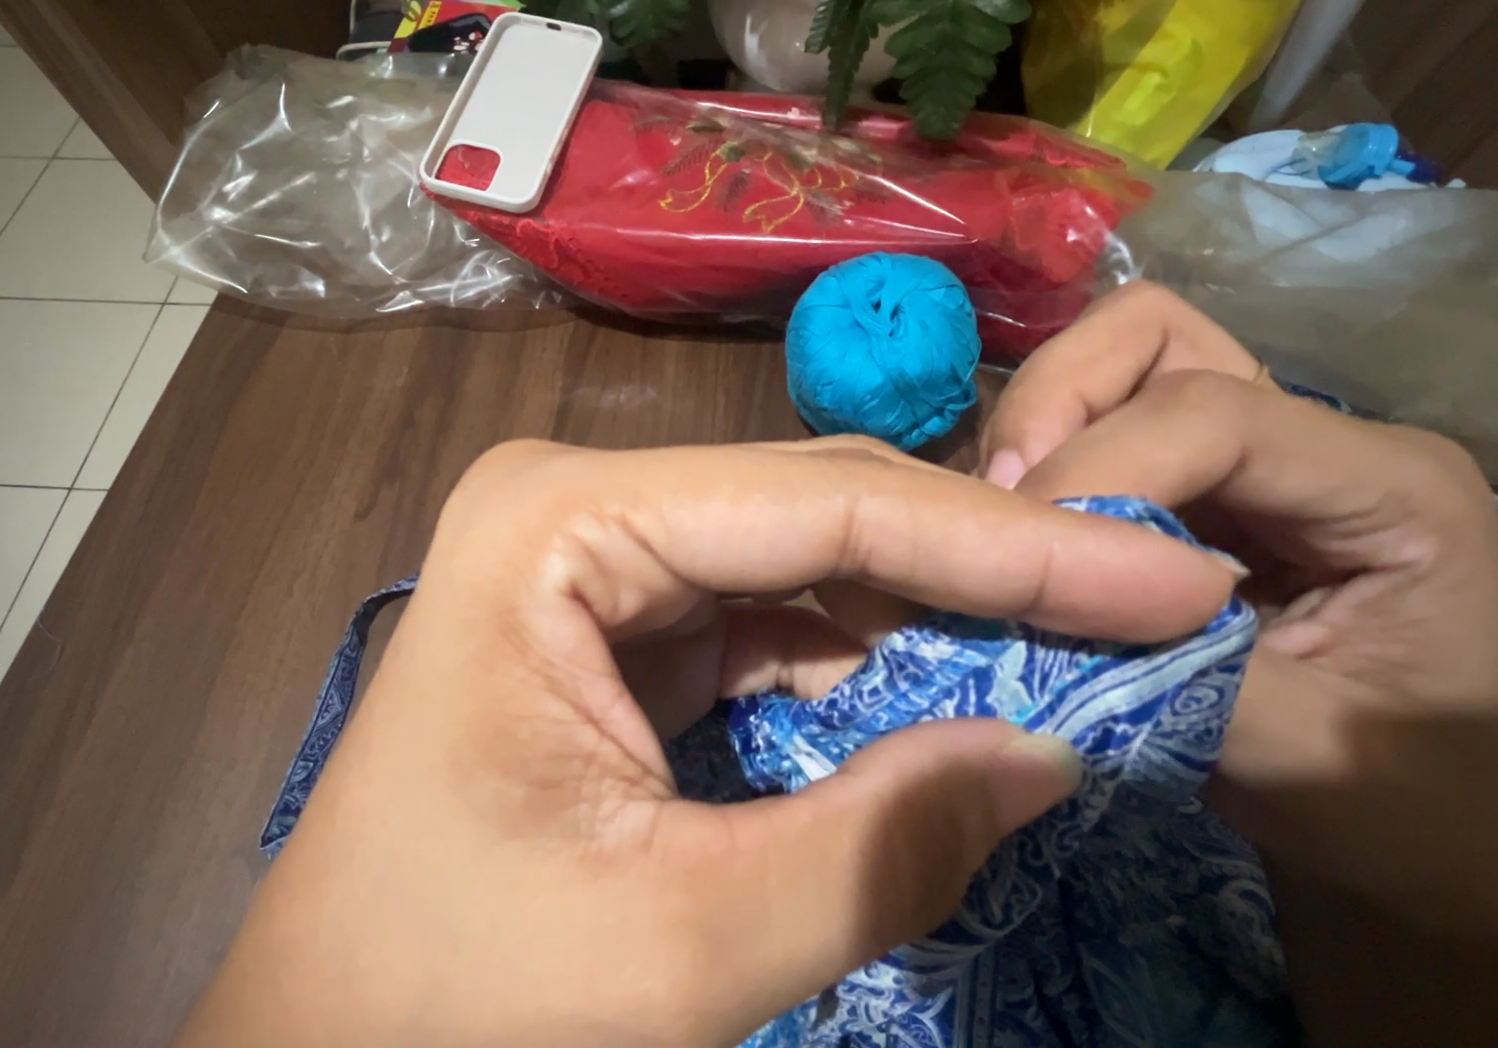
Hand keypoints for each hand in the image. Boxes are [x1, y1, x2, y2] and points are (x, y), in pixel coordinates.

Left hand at [177, 437, 1238, 1047]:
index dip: (1011, 545)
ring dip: (937, 605)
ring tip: (1085, 634)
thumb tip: (1048, 756)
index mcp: (558, 523)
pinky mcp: (615, 612)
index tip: (1171, 574)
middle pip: (817, 511)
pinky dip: (868, 649)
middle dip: (985, 564)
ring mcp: (595, 553)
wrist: (326, 1026)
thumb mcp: (682, 943)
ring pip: (805, 557)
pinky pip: (768, 611)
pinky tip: (959, 675)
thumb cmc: (457, 992)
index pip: (822, 506)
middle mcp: (578, 502)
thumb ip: (884, 845)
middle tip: (1152, 595)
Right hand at [984, 282, 1497, 1044]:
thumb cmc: (1387, 804)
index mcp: (1383, 485)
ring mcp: (1237, 455)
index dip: (1092, 469)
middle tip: (997, 508)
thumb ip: (1162, 668)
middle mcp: (1309, 438)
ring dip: (1031, 431)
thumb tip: (1022, 610)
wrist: (1406, 839)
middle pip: (1148, 337)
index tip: (1014, 559)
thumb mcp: (1290, 749)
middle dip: (1050, 407)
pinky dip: (1027, 465)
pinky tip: (1008, 536)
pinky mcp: (1181, 488)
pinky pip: (1083, 430)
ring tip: (997, 525)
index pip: (1207, 414)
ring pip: (1105, 366)